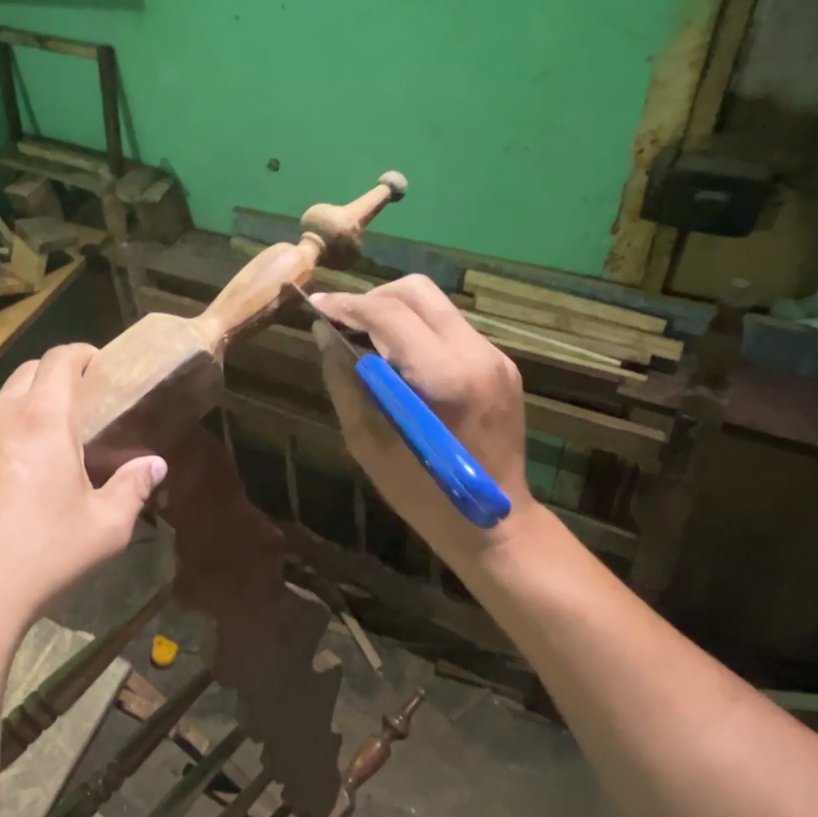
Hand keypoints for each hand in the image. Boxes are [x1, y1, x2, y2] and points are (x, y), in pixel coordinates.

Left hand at [0, 344, 166, 642]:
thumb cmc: (42, 561)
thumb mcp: (105, 530)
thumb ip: (133, 488)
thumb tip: (154, 465)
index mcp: (42, 421)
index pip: (60, 360)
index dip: (79, 354)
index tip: (91, 364)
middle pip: (22, 378)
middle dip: (47, 384)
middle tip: (64, 416)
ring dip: (7, 428)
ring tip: (16, 470)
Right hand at [312, 276, 534, 562]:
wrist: (496, 525)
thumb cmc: (423, 493)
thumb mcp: (367, 441)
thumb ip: (344, 379)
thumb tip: (323, 333)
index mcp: (443, 375)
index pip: (388, 312)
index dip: (346, 304)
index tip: (315, 306)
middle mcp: (475, 353)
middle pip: (417, 291)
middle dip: (373, 298)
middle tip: (343, 322)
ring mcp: (494, 357)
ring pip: (436, 306)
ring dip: (396, 313)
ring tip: (366, 341)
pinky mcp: (502, 366)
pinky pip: (452, 329)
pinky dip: (419, 332)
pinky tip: (401, 363)